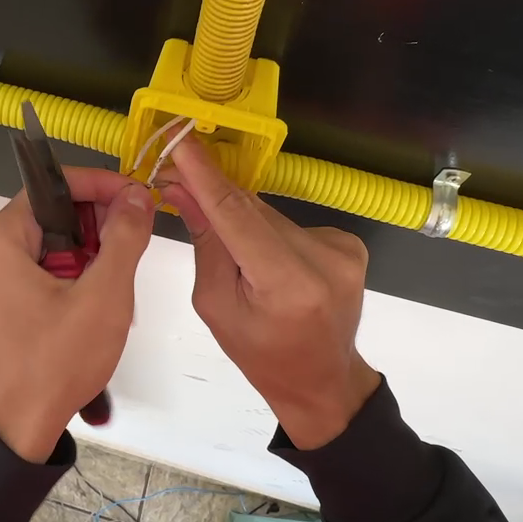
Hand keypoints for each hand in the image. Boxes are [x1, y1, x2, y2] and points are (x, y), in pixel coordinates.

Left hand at [0, 168, 156, 460]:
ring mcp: (5, 271)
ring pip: (64, 238)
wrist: (26, 423)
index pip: (56, 185)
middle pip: (60, 210)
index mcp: (2, 238)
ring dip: (98, 251)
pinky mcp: (17, 292)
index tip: (140, 196)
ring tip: (121, 280)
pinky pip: (57, 263)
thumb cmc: (58, 360)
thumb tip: (138, 194)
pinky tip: (106, 298)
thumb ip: (124, 237)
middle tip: (138, 240)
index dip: (101, 184)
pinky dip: (86, 271)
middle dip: (102, 221)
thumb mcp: (103, 295)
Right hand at [157, 138, 378, 449]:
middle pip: (252, 210)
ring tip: (232, 254)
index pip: (236, 214)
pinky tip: (266, 263)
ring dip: (241, 219)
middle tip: (174, 180)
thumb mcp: (216, 304)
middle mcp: (323, 258)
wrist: (322, 380)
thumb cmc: (260, 353)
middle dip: (212, 195)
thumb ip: (205, 243)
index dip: (205, 175)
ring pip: (270, 215)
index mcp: (287, 283)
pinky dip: (268, 232)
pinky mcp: (348, 243)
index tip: (181, 141)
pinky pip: (290, 225)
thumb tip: (181, 190)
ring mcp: (342, 248)